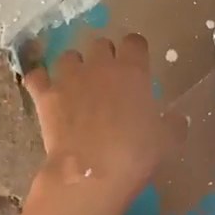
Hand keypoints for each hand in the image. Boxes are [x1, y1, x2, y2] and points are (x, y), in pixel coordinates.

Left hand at [23, 34, 186, 214]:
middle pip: (101, 44)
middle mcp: (100, 66)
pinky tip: (44, 88)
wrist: (91, 173)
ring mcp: (69, 78)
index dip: (135, 51)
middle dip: (104, 56)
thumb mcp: (166, 140)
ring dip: (74, 66)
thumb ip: (172, 124)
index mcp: (132, 71)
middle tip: (108, 78)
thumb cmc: (135, 154)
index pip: (135, 42)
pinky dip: (40, 79)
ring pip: (69, 56)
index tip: (137, 63)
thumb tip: (177, 119)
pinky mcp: (46, 96)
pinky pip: (37, 76)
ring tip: (77, 84)